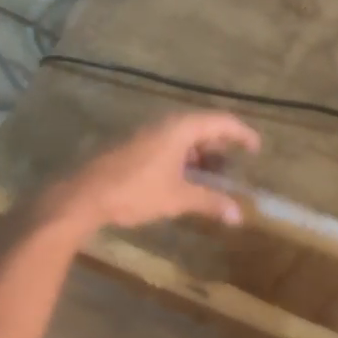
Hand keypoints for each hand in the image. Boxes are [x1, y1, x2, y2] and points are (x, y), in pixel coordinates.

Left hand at [35, 113, 260, 232]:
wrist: (81, 196)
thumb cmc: (134, 192)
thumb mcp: (178, 198)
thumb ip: (210, 202)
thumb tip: (238, 215)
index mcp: (179, 129)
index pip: (221, 122)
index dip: (242, 134)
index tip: (256, 148)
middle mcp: (163, 125)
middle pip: (201, 127)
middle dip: (220, 147)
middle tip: (233, 168)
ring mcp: (145, 135)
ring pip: (182, 138)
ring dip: (200, 155)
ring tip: (210, 179)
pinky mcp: (131, 147)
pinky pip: (167, 146)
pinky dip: (182, 159)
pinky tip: (182, 182)